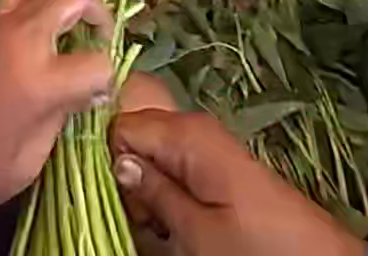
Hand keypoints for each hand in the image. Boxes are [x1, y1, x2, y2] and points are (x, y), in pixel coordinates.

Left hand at [0, 0, 114, 217]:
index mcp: (41, 79)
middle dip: (98, 13)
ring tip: (78, 14)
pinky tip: (47, 14)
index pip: (96, 62)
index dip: (108, 77)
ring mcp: (1, 26)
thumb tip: (86, 89)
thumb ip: (64, 113)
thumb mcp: (33, 157)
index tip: (103, 91)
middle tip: (103, 36)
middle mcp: (24, 39)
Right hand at [110, 109, 366, 255]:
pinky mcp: (214, 160)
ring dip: (148, 185)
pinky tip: (177, 218)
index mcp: (184, 132)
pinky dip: (166, 187)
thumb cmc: (255, 248)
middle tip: (147, 218)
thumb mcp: (197, 233)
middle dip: (129, 173)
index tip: (125, 203)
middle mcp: (191, 125)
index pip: (120, 125)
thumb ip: (153, 192)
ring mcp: (204, 141)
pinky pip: (172, 162)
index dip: (112, 161)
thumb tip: (116, 162)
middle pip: (135, 134)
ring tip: (162, 223)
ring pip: (151, 150)